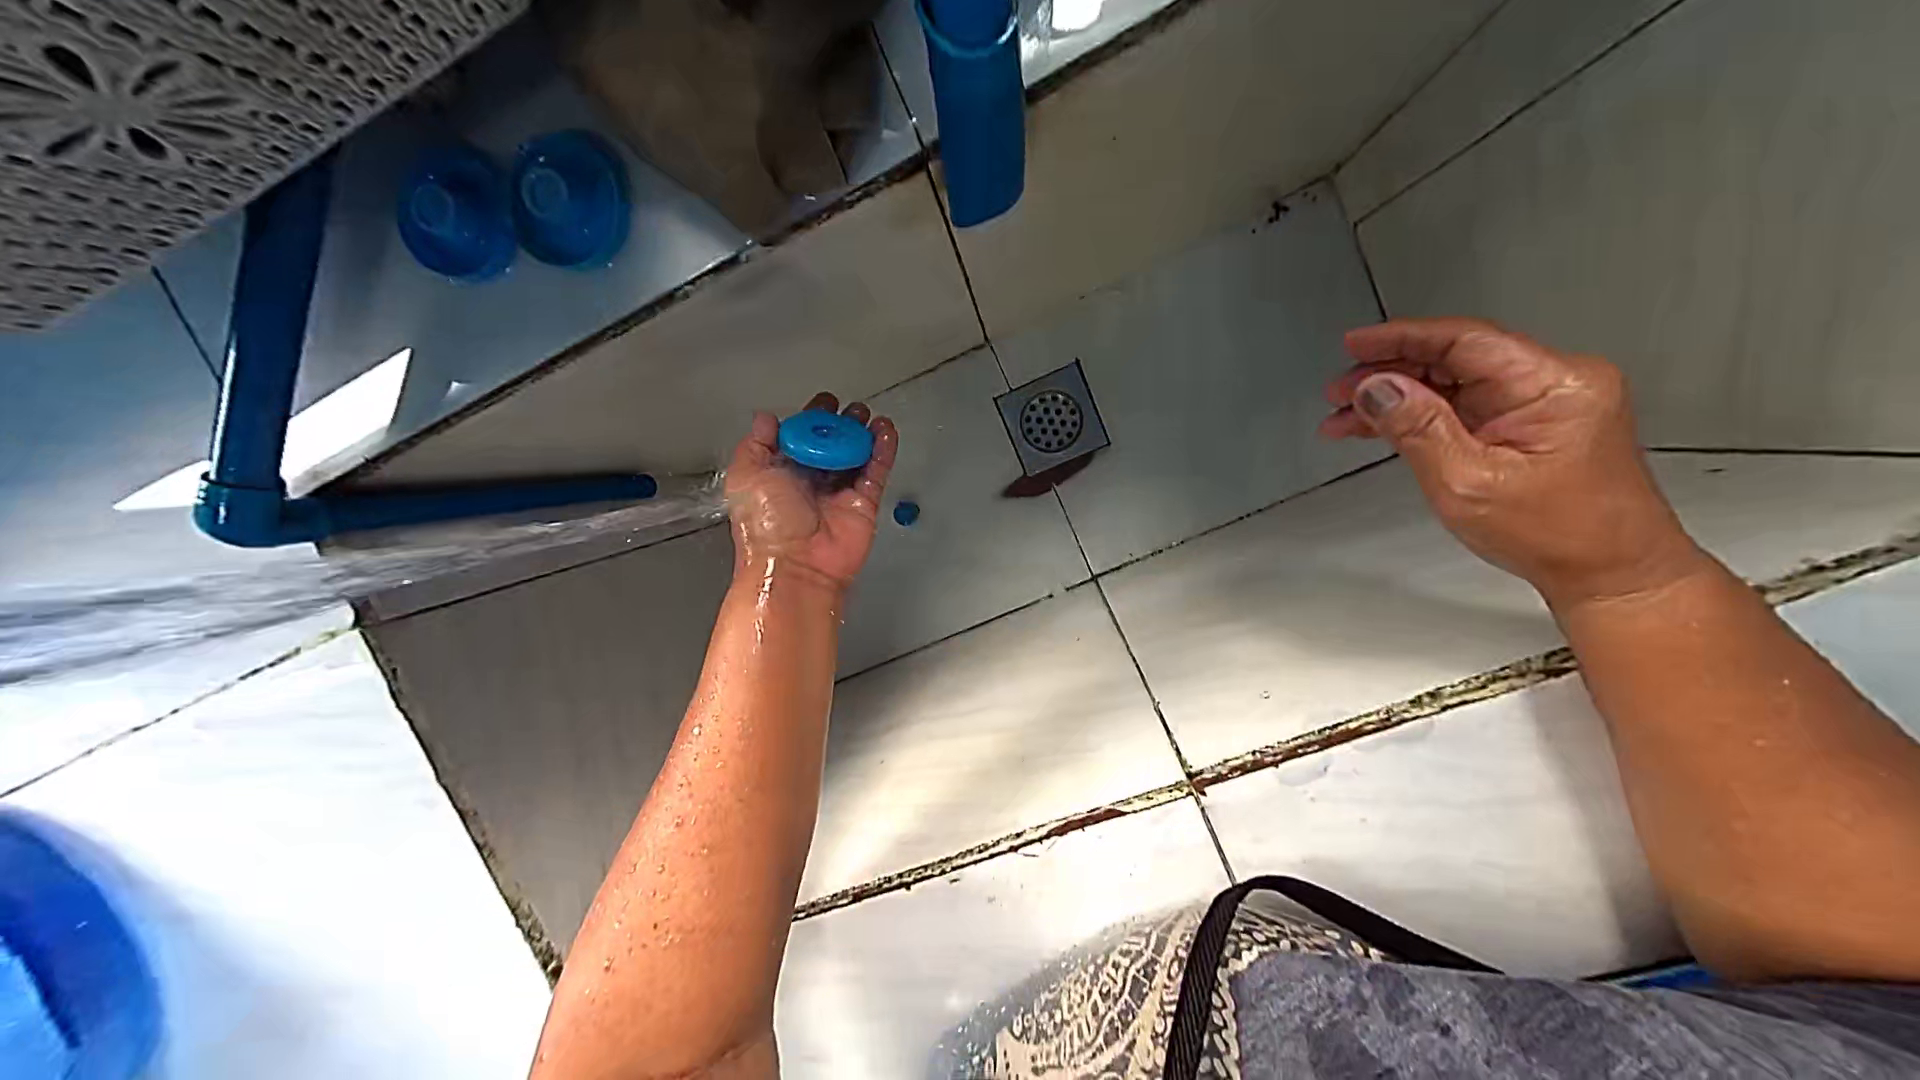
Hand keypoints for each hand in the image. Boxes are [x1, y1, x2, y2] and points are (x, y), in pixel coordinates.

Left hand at [724, 392, 897, 590]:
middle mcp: (811, 483)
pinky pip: (877, 471)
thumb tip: (765, 419)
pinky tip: (885, 430)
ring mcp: (839, 493)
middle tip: (849, 408)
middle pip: (831, 444)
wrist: (795, 567)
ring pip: (857, 455)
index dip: (811, 419)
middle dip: (840, 424)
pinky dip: (883, 449)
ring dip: (863, 433)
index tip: (822, 403)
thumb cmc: (765, 529)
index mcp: (782, 474)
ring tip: (867, 415)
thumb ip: (755, 444)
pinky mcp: (864, 503)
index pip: (800, 439)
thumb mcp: (745, 476)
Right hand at [1319, 317, 1708, 608]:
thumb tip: (1378, 389)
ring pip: (1452, 383)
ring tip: (1348, 414)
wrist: (1605, 571)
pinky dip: (1419, 415)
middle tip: (1341, 390)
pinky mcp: (1527, 423)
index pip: (1463, 341)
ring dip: (1397, 397)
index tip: (1356, 343)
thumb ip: (1417, 428)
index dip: (1401, 339)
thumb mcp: (1467, 482)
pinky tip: (1381, 425)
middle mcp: (1553, 384)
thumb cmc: (1559, 534)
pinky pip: (1462, 406)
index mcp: (1553, 386)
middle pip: (1453, 359)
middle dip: (1390, 372)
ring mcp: (1541, 404)